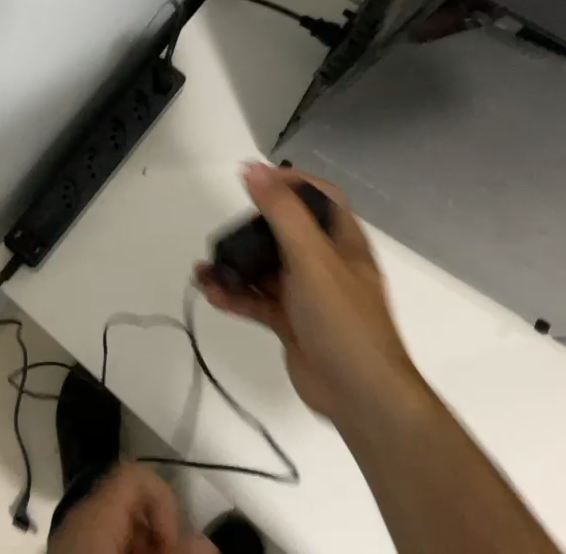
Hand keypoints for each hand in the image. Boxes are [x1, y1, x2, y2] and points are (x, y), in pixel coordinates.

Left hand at [47, 464, 213, 553]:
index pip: (134, 476)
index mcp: (93, 517)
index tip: (173, 545)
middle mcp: (79, 523)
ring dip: (147, 551)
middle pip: (131, 507)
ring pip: (120, 532)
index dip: (164, 502)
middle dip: (160, 537)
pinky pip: (104, 548)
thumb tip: (205, 542)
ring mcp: (72, 544)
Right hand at [196, 164, 416, 423]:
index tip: (256, 179)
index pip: (320, 196)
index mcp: (343, 241)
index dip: (291, 182)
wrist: (360, 395)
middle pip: (286, 230)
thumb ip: (282, 213)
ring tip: (205, 267)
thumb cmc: (343, 320)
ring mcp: (308, 294)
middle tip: (225, 230)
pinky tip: (212, 294)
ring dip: (236, 265)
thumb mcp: (313, 258)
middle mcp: (326, 263)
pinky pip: (258, 300)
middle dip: (252, 227)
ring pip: (266, 268)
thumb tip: (253, 170)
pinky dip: (236, 296)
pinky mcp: (291, 322)